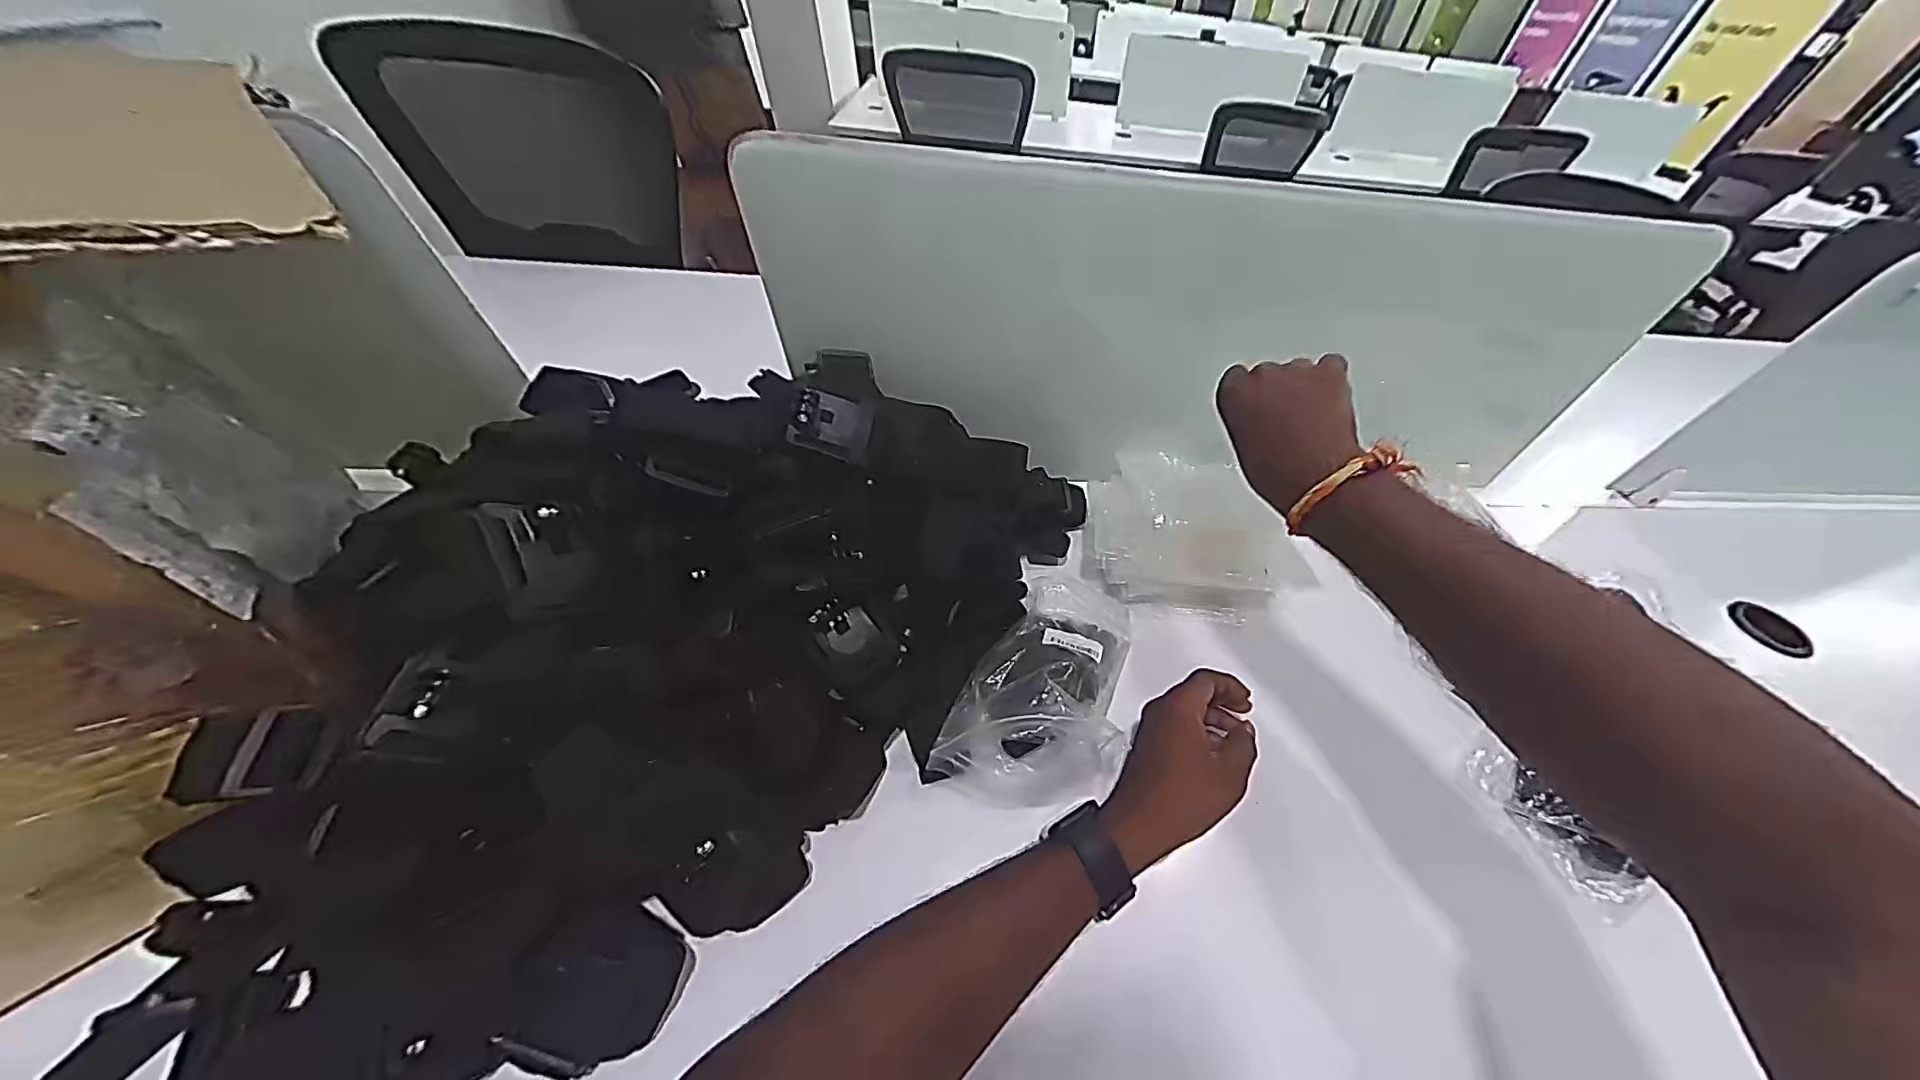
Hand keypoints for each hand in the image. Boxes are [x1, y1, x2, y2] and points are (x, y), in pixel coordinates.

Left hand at [1100, 670, 1256, 873]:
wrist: (1139, 823)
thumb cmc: (1175, 799)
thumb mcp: (1230, 771)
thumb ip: (1243, 743)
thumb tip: (1244, 732)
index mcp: (1176, 709)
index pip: (1206, 680)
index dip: (1231, 686)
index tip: (1244, 698)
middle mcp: (1158, 713)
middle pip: (1193, 692)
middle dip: (1221, 701)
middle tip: (1240, 712)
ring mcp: (1148, 729)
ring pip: (1183, 710)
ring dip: (1209, 718)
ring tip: (1231, 738)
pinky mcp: (1145, 746)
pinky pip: (1172, 726)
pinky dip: (1194, 731)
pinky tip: (1210, 753)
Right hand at [1216, 355, 1364, 512]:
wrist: (1317, 478)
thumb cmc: (1278, 472)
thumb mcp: (1243, 448)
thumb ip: (1246, 420)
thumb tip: (1259, 419)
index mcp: (1233, 393)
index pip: (1235, 379)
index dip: (1248, 394)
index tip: (1255, 407)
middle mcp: (1262, 375)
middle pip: (1267, 373)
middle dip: (1276, 391)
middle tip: (1284, 418)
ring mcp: (1297, 371)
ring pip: (1299, 370)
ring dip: (1302, 387)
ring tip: (1309, 418)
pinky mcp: (1330, 372)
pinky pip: (1330, 366)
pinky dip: (1330, 380)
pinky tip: (1329, 400)